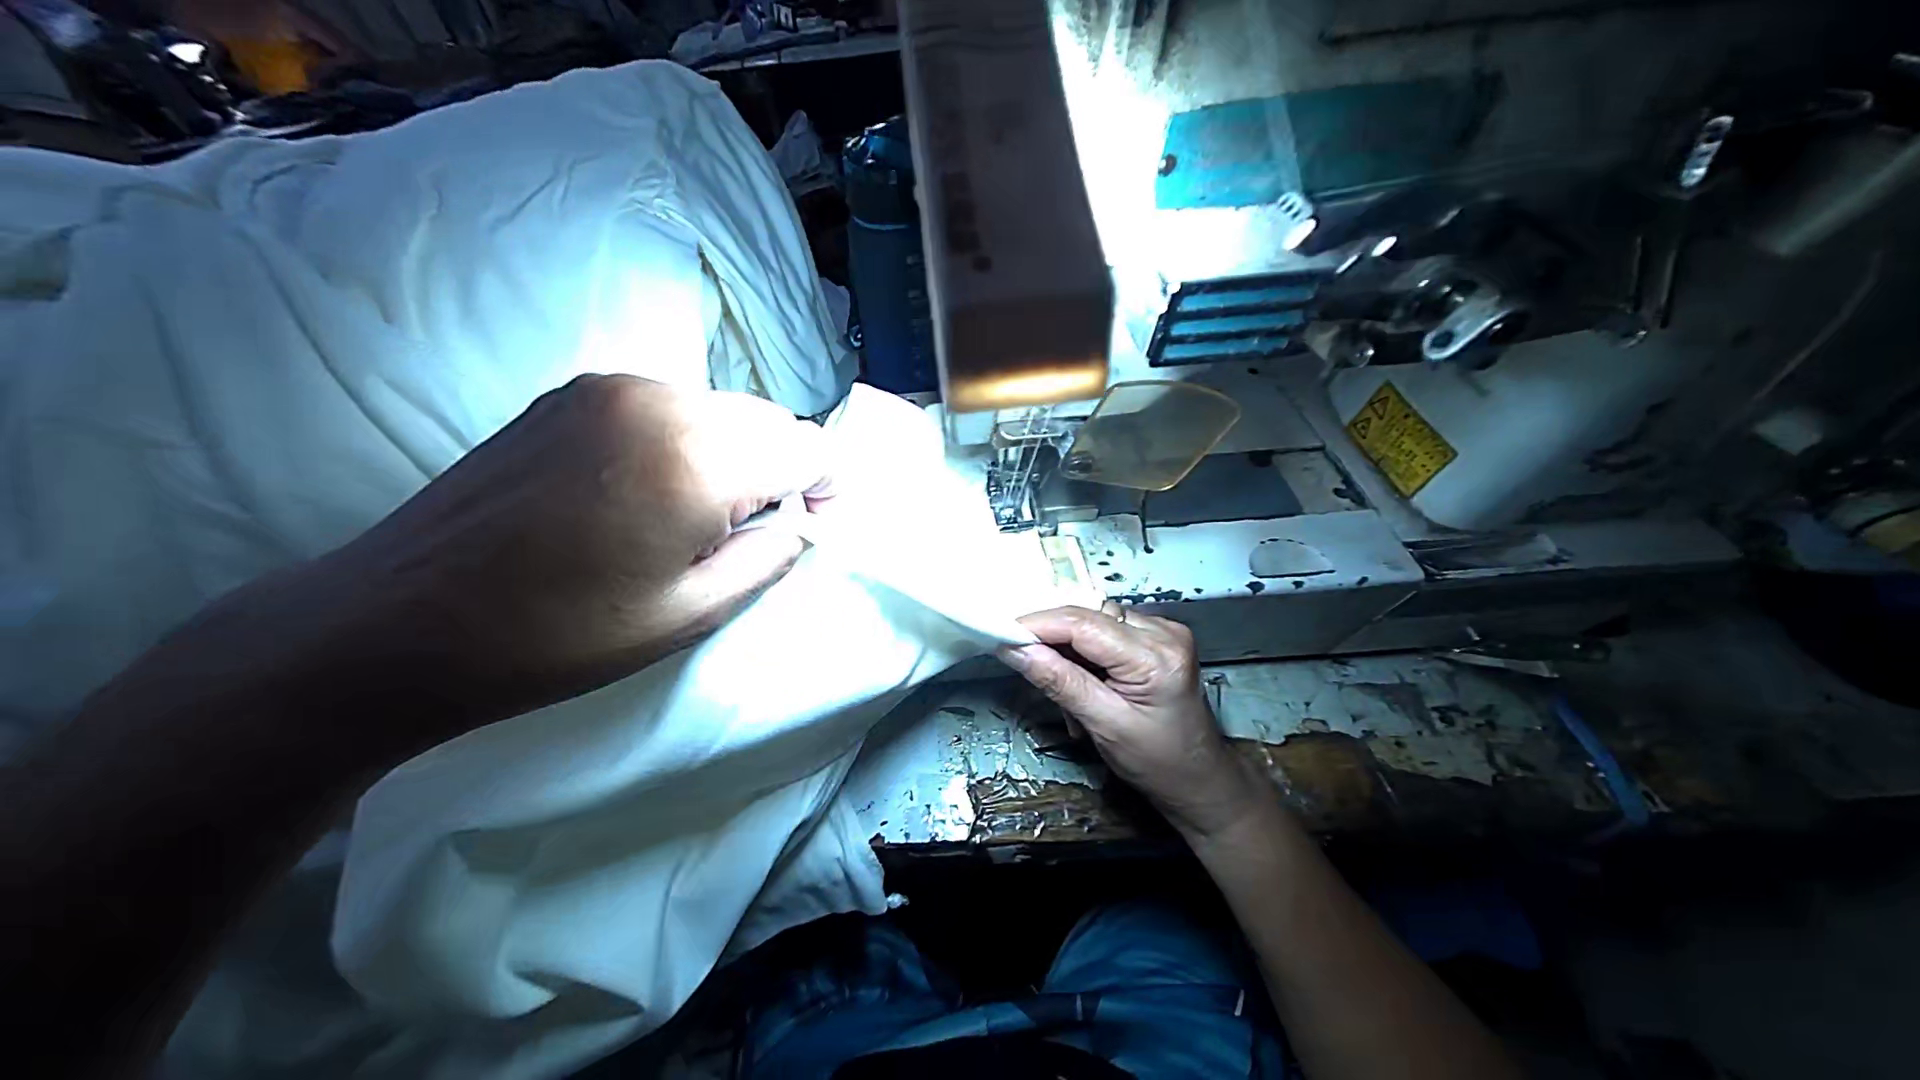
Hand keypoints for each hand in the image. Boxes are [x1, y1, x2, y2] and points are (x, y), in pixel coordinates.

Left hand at [274, 375, 832, 746]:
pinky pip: (667, 406)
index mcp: (696, 458)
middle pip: (766, 418)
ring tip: (697, 516)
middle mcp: (660, 401)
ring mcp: (609, 388)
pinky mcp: (571, 393)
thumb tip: (804, 520)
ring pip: (718, 408)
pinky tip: (650, 490)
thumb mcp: (691, 613)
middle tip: (755, 530)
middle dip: (781, 468)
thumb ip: (769, 556)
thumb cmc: (560, 636)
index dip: (825, 484)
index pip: (806, 446)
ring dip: (733, 453)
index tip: (812, 524)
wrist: (402, 620)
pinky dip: (686, 440)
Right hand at [999, 604, 1266, 839]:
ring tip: (1068, 695)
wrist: (1200, 780)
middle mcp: (1163, 631)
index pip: (1083, 623)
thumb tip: (1015, 649)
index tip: (1001, 636)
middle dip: (1052, 641)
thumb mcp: (1104, 726)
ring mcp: (1163, 631)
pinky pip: (1107, 632)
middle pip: (1088, 617)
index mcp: (1156, 655)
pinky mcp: (1157, 637)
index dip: (1038, 625)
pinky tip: (1087, 685)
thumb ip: (1060, 682)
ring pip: (1093, 623)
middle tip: (1028, 668)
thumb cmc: (1158, 763)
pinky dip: (1086, 655)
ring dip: (1069, 651)